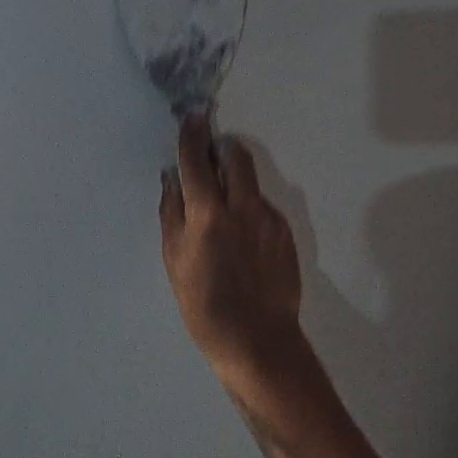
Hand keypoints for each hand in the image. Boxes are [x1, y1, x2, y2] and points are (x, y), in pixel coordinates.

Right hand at [159, 113, 304, 376]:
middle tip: (210, 154)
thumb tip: (172, 178)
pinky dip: (249, 207)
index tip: (192, 117)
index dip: (192, 135)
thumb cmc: (204, 305)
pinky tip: (242, 236)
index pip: (197, 161)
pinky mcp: (285, 231)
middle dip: (222, 148)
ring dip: (236, 178)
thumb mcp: (174, 260)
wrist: (258, 340)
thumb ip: (172, 213)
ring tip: (223, 201)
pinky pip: (262, 206)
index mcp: (208, 214)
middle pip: (235, 157)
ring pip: (251, 181)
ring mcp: (269, 218)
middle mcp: (242, 206)